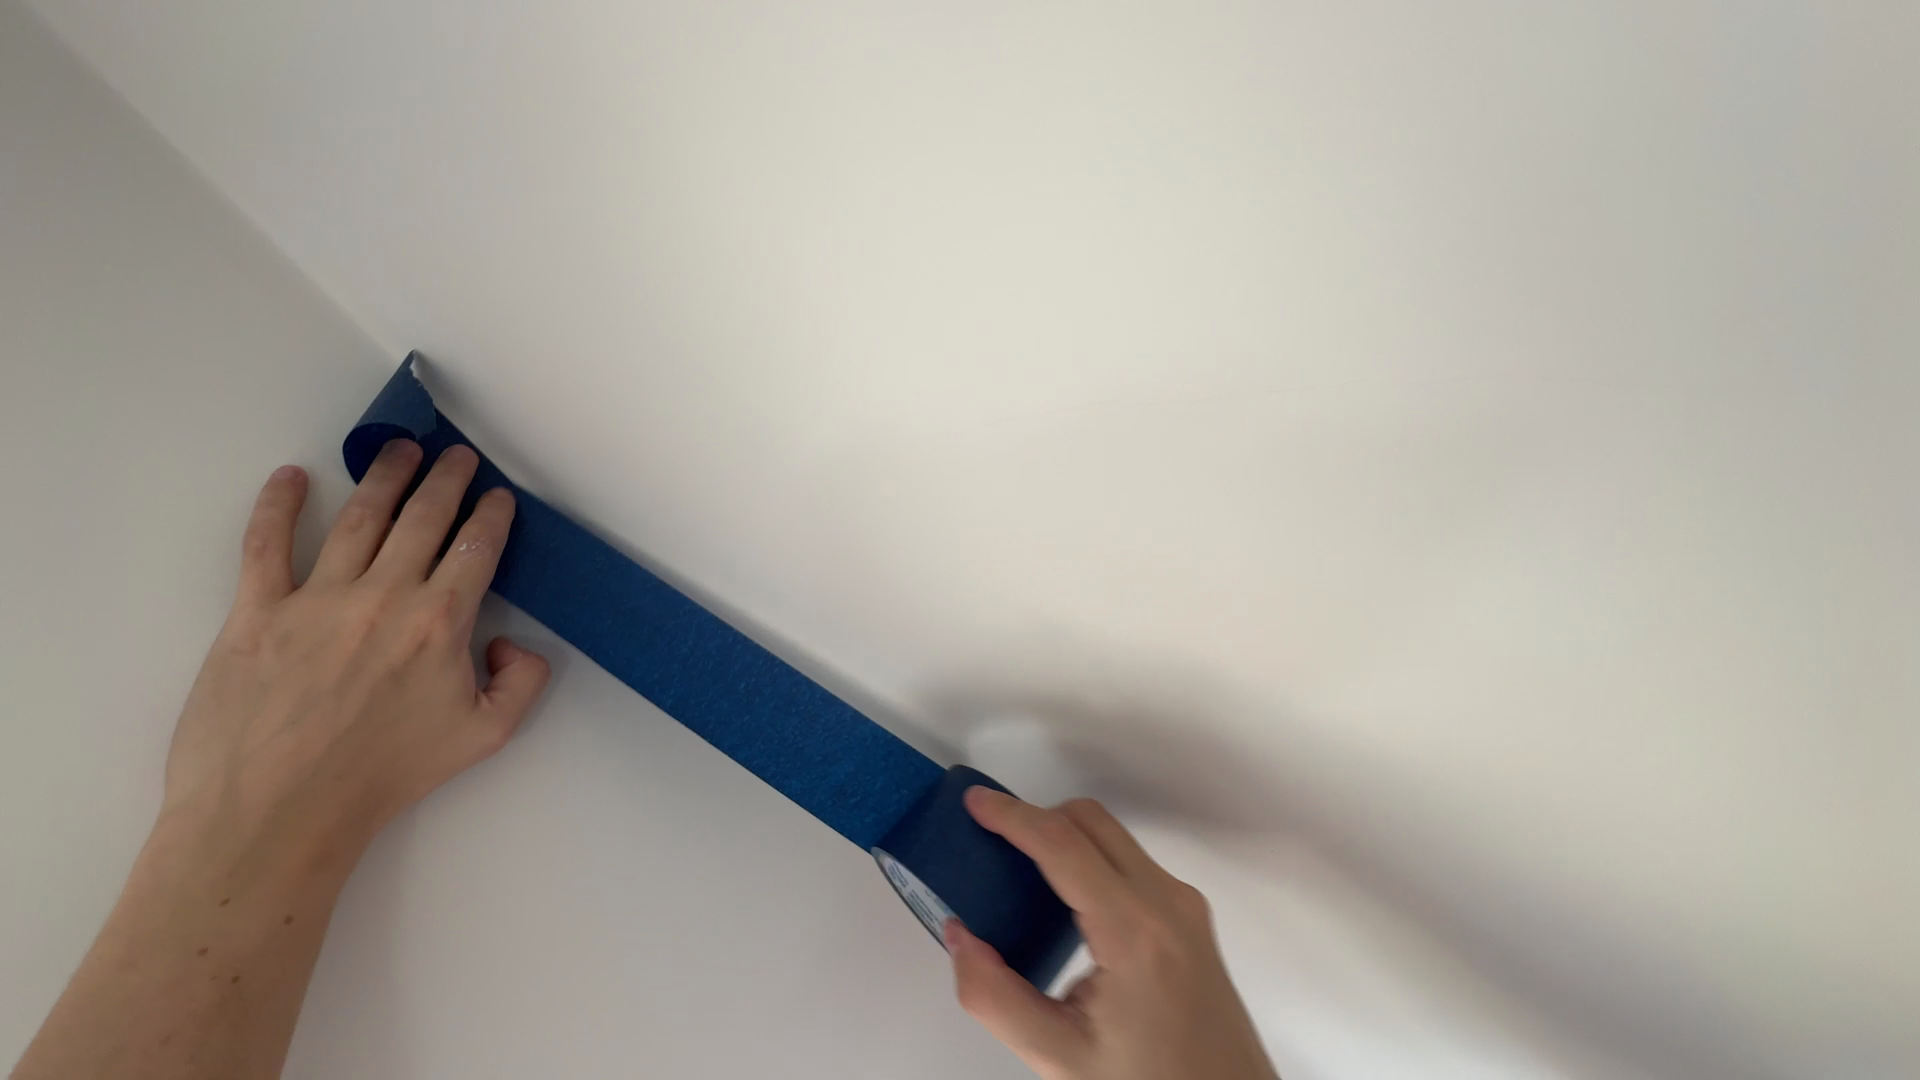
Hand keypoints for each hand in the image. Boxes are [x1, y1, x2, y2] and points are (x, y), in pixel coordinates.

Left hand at [161, 440, 550, 856]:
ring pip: (358, 519)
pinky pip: (264, 546)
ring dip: (384, 478)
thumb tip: (509, 640)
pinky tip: (292, 478)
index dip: (491, 516)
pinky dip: (277, 506)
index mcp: (440, 622)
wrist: (279, 812)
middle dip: (447, 480)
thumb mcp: (489, 733)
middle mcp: (383, 596)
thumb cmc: (389, 773)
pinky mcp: (256, 614)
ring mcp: (315, 600)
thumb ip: (525, 679)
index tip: (498, 496)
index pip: (475, 548)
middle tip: (457, 454)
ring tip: (399, 448)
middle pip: (422, 519)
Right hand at [946, 789, 1278, 1079]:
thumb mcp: (1058, 1059)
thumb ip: (995, 997)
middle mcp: (1166, 901)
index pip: (1063, 845)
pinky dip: (1090, 857)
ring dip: (1064, 835)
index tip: (975, 801)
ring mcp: (1184, 903)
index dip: (1014, 816)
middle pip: (1091, 821)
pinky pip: (1131, 860)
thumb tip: (959, 934)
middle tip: (993, 839)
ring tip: (1022, 869)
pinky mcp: (1190, 914)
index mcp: (1134, 932)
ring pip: (1113, 835)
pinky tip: (1066, 899)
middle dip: (1037, 817)